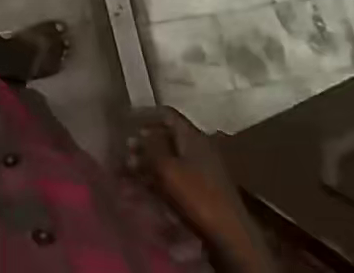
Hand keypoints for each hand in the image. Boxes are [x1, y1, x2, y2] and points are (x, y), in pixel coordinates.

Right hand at [128, 108, 284, 272]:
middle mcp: (199, 149)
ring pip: (168, 162)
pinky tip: (143, 194)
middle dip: (143, 145)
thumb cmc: (197, 195)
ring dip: (147, 167)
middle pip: (166, 139)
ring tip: (127, 177)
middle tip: (123, 154)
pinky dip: (157, 183)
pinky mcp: (202, 194)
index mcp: (193, 136)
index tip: (125, 119)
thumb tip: (135, 136)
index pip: (166, 114)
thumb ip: (149, 149)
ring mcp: (202, 172)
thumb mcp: (167, 168)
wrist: (230, 237)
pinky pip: (174, 181)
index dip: (145, 114)